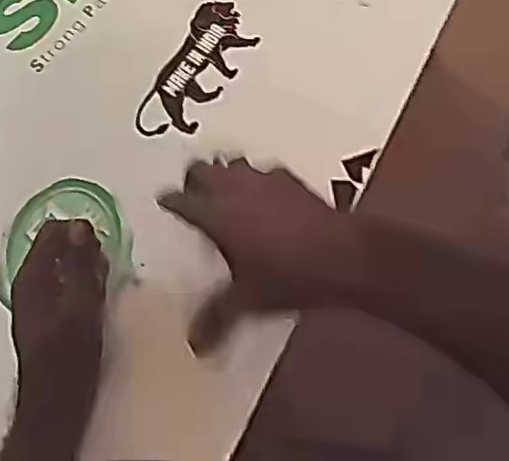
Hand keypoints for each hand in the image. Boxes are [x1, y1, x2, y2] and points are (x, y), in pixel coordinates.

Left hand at [8, 220, 107, 431]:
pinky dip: (76, 283)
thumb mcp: (82, 305)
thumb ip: (81, 264)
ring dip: (80, 266)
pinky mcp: (43, 319)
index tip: (102, 242)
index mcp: (32, 275)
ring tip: (102, 281)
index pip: (51, 231)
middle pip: (54, 247)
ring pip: (58, 266)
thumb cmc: (68, 356)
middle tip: (105, 263)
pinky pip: (60, 285)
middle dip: (81, 248)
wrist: (55, 408)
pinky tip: (93, 300)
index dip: (78, 230)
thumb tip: (81, 226)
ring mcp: (33, 301)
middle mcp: (27, 283)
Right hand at [158, 159, 357, 352]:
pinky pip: (260, 172)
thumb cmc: (287, 276)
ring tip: (228, 197)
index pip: (178, 199)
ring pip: (228, 164)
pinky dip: (257, 182)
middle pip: (198, 170)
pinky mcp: (285, 177)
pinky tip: (266, 200)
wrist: (341, 255)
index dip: (170, 203)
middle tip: (195, 199)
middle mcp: (229, 187)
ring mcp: (258, 177)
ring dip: (224, 176)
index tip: (167, 206)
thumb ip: (218, 318)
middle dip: (193, 181)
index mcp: (212, 212)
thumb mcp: (248, 301)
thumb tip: (194, 344)